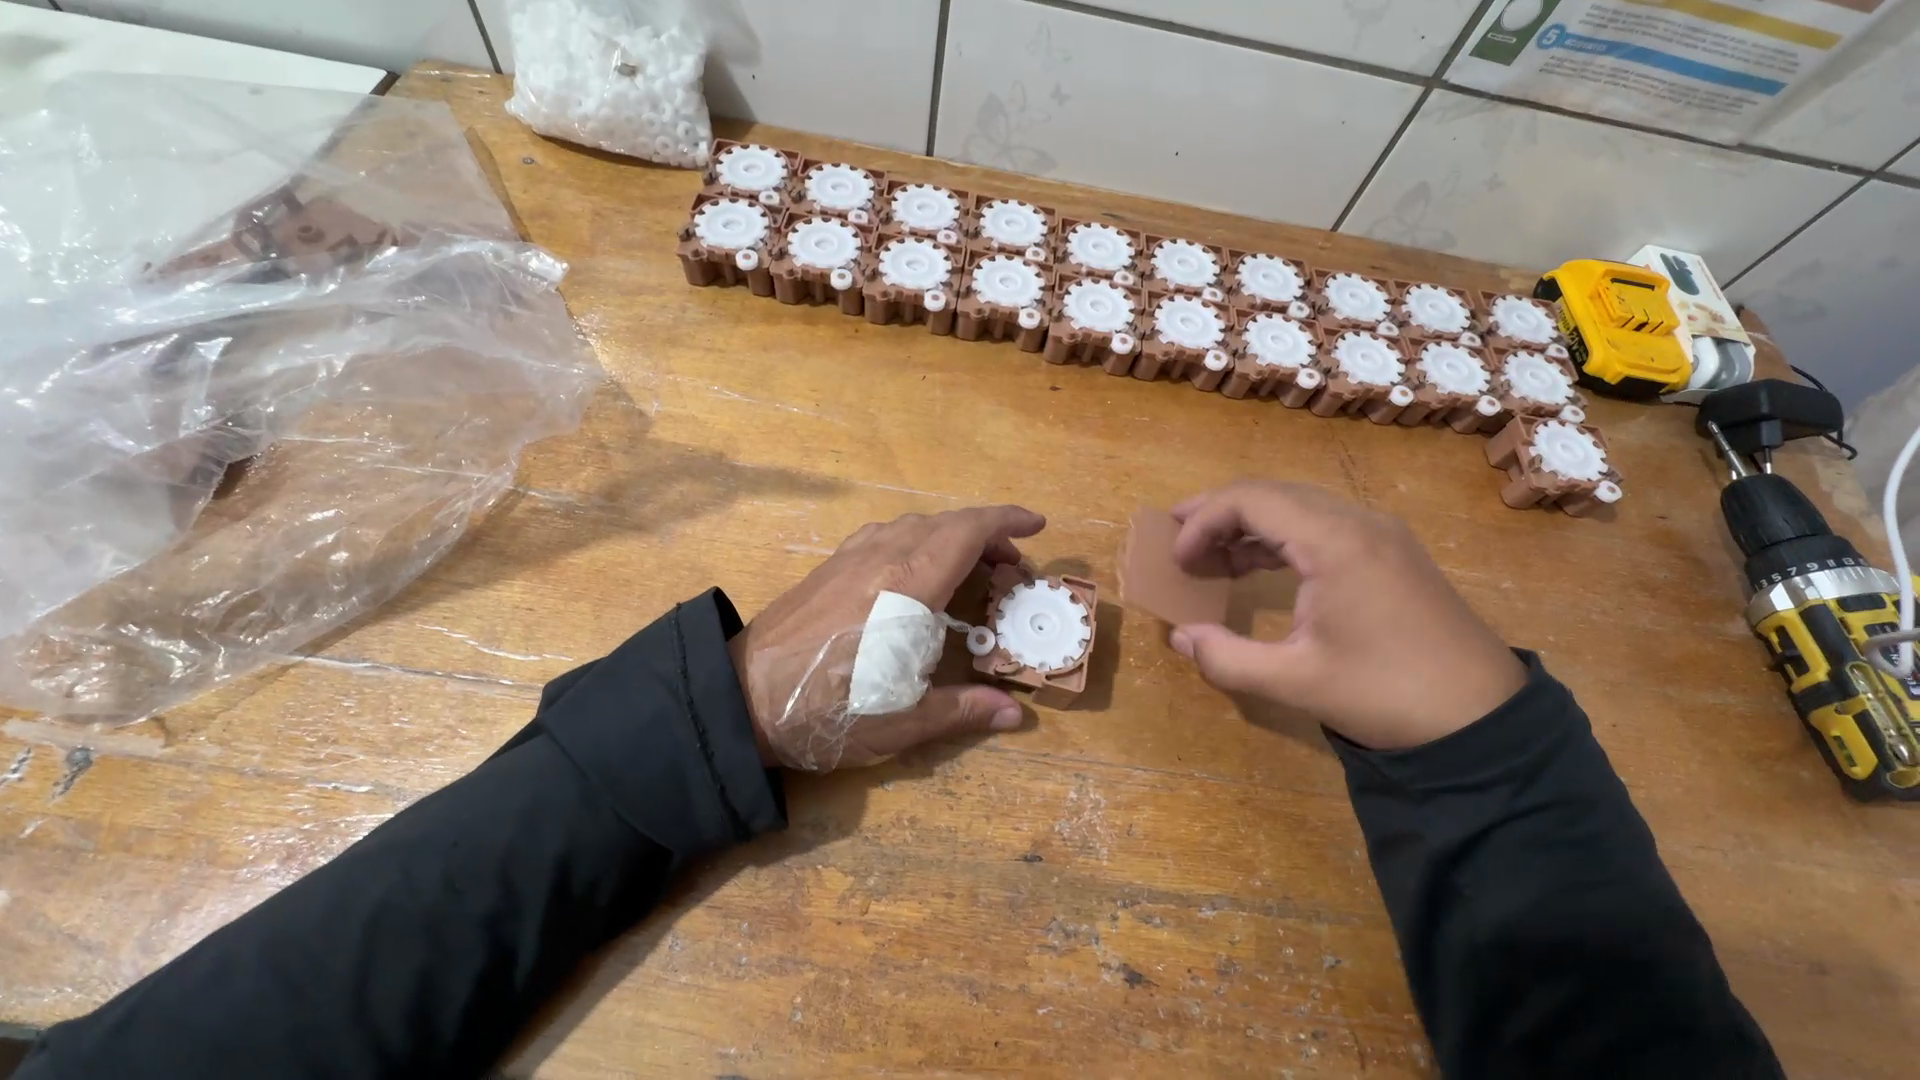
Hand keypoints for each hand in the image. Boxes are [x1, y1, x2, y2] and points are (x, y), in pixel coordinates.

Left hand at [730, 506, 1045, 770]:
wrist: (741, 699)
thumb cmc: (827, 710)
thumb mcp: (900, 720)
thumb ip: (961, 710)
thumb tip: (1015, 714)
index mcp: (906, 586)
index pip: (965, 532)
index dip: (1006, 521)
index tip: (1037, 525)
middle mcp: (880, 557)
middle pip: (944, 524)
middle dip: (986, 535)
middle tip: (1010, 568)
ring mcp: (850, 558)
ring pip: (912, 525)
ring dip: (949, 536)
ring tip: (969, 570)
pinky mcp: (828, 567)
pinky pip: (884, 535)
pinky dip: (915, 541)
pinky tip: (914, 573)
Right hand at [1168, 482, 1525, 749]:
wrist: (1483, 718)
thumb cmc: (1387, 693)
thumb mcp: (1297, 682)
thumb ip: (1227, 658)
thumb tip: (1181, 638)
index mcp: (1335, 542)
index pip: (1251, 499)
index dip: (1203, 521)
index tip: (1176, 559)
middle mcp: (1358, 522)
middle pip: (1272, 493)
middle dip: (1218, 515)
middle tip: (1177, 545)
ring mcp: (1380, 534)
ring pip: (1297, 506)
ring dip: (1248, 526)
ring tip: (1209, 560)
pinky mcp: (1390, 552)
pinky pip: (1322, 525)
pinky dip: (1280, 538)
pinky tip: (1255, 567)